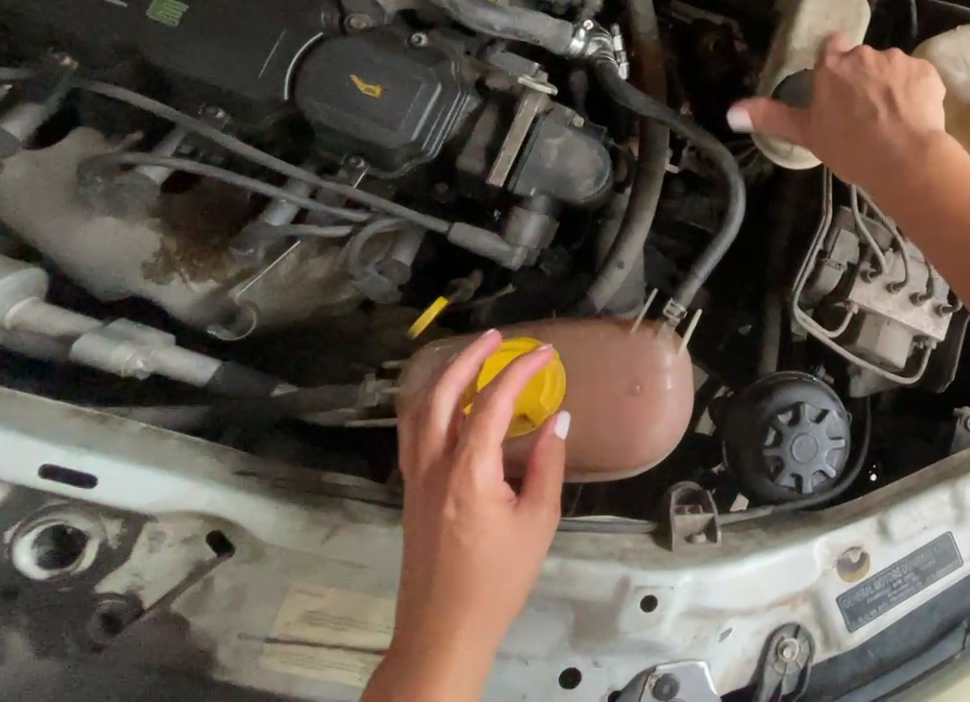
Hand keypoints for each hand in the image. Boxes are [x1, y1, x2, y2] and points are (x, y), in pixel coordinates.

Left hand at [364, 329, 569, 701]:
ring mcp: (415, 480)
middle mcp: (433, 467)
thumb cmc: (498, 579)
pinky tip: (448, 405)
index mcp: (468, 473)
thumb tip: (559, 420)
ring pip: (418, 412)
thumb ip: (548, 465)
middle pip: (441, 397)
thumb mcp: (538, 522)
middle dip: (469, 360)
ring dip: (443, 378)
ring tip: (471, 360)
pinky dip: (429, 405)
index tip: (546, 354)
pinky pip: (413, 434)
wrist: (442, 631)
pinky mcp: (411, 493)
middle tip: (499, 338)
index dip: (519, 372)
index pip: (492, 405)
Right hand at [727, 31, 952, 194]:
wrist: (904, 158)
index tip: (840, 87)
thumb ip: (769, 117)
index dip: (837, 64)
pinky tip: (915, 120)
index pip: (833, 46)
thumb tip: (729, 112)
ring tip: (894, 122)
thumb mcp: (805, 133)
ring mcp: (899, 61)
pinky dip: (918, 96)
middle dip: (866, 81)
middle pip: (864, 61)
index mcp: (833, 65)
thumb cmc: (849, 147)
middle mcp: (865, 54)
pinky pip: (920, 80)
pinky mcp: (928, 72)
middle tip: (867, 115)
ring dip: (893, 88)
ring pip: (894, 70)